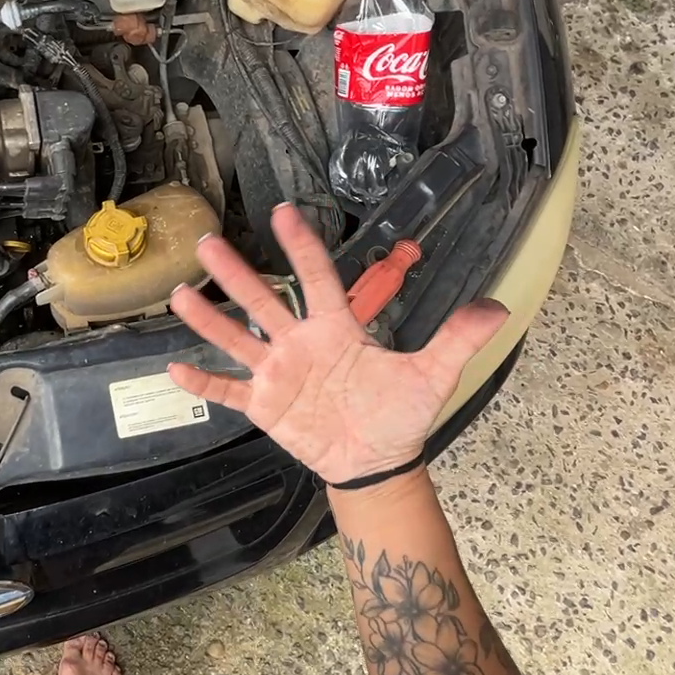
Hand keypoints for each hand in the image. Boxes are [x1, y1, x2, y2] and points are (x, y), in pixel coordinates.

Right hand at [167, 204, 510, 485]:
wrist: (374, 461)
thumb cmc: (397, 414)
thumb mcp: (431, 376)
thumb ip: (456, 339)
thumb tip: (498, 307)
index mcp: (335, 329)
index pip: (316, 279)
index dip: (302, 247)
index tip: (284, 214)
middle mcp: (299, 342)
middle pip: (262, 302)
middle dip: (236, 273)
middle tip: (208, 243)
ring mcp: (277, 373)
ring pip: (237, 339)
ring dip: (209, 320)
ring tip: (181, 295)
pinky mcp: (264, 405)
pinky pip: (228, 391)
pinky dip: (204, 382)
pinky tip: (176, 368)